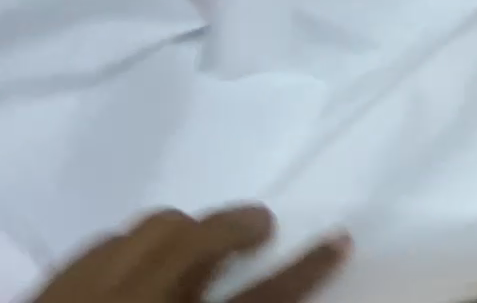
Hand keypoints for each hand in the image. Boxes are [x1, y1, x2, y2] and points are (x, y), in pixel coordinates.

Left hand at [30, 206, 348, 302]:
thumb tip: (275, 291)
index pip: (257, 300)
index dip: (303, 270)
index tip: (340, 240)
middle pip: (190, 239)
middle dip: (230, 231)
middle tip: (250, 243)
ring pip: (142, 233)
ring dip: (176, 238)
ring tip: (185, 261)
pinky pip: (87, 254)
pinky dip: (118, 256)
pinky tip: (125, 280)